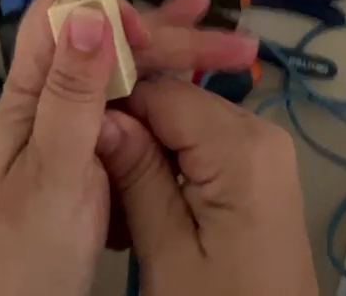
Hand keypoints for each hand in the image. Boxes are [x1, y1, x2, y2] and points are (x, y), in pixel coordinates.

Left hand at [0, 0, 257, 295]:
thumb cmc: (21, 251)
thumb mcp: (49, 173)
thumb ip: (71, 95)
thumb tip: (90, 13)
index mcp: (34, 90)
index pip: (63, 15)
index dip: (107, 11)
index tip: (147, 38)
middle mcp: (57, 95)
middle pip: (112, 41)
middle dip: (170, 33)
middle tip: (232, 43)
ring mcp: (78, 124)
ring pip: (129, 69)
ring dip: (175, 49)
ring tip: (219, 29)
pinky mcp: (97, 151)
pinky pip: (136, 105)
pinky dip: (170, 87)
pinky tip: (196, 82)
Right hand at [98, 77, 318, 295]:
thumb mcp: (169, 254)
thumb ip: (137, 175)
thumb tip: (100, 113)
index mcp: (241, 144)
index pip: (164, 91)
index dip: (118, 103)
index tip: (78, 130)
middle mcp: (261, 128)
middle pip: (179, 102)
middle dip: (135, 128)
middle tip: (96, 170)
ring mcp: (266, 147)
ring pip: (190, 120)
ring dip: (151, 146)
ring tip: (118, 192)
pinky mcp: (263, 167)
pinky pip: (208, 142)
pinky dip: (175, 161)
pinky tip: (148, 197)